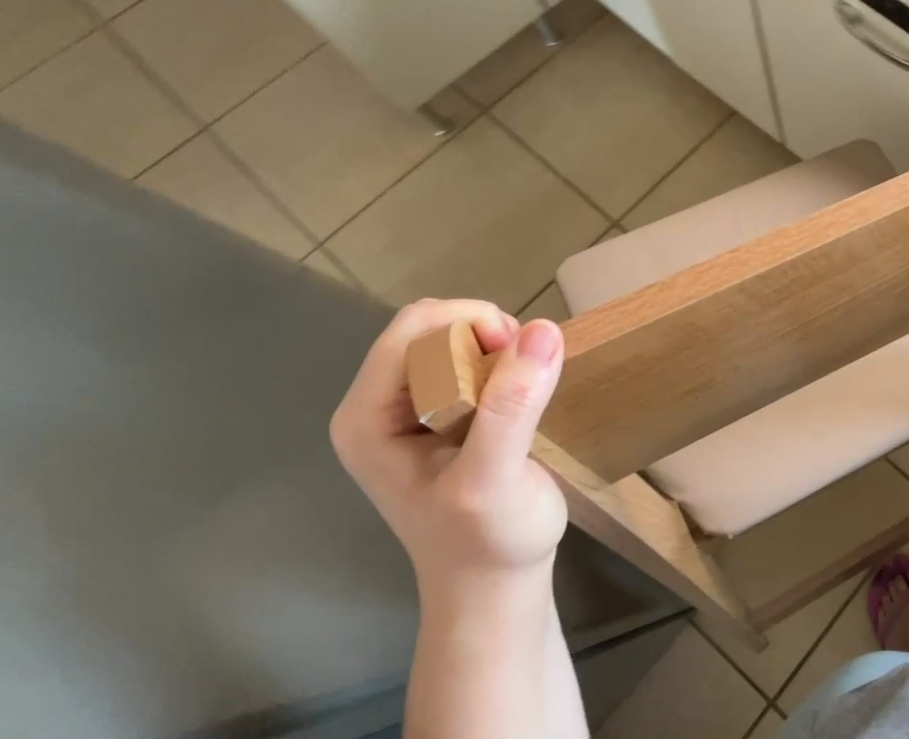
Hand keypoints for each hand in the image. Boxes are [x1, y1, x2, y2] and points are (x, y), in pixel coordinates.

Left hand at [331, 299, 569, 592]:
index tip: (519, 354)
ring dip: (497, 347)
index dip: (469, 323)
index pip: (412, 329)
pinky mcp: (441, 413)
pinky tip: (521, 394)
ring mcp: (409, 410)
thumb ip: (510, 408)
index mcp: (366, 419)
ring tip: (528, 388)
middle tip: (528, 373)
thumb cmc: (488, 542)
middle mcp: (378, 406)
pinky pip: (467, 358)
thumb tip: (543, 330)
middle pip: (429, 326)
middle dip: (485, 333)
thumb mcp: (495, 479)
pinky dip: (502, 361)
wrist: (496, 585)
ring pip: (451, 338)